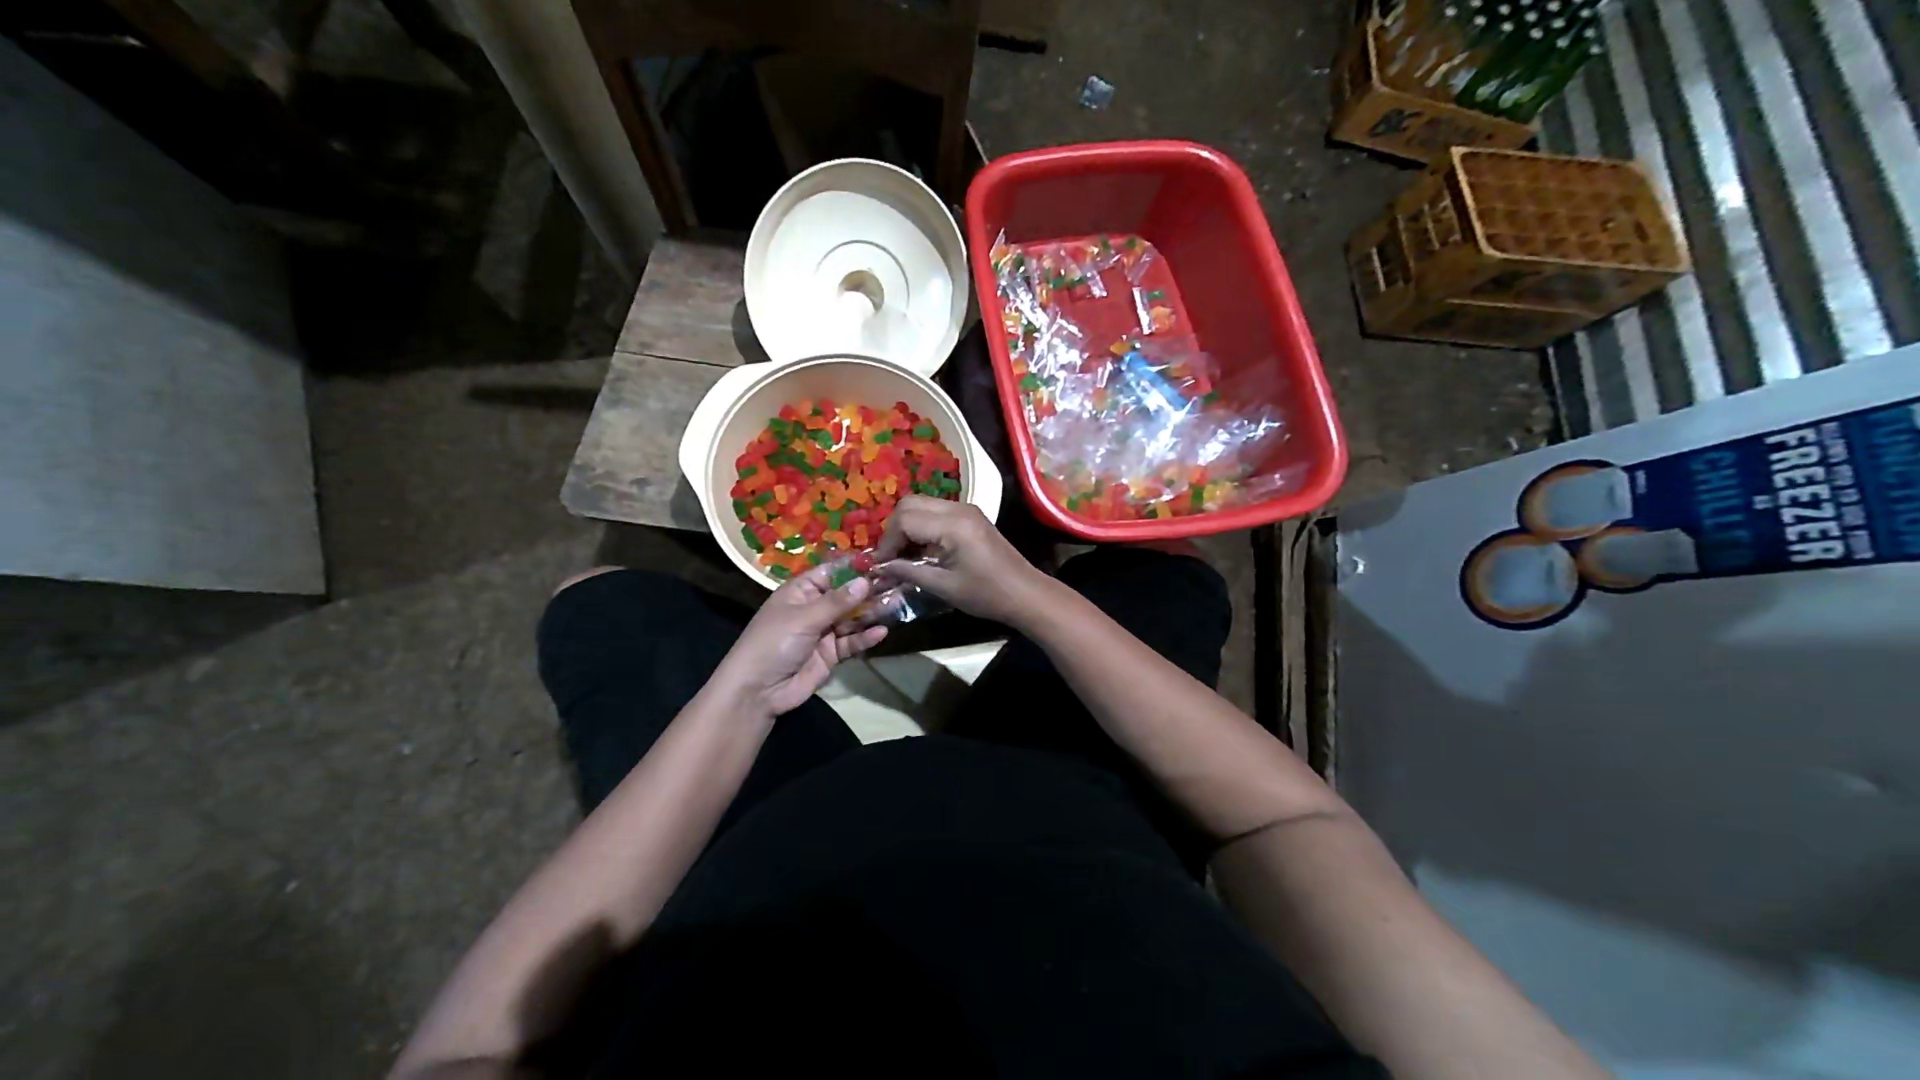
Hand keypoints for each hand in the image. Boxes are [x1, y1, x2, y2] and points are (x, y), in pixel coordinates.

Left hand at [710, 565, 888, 718]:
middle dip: (869, 590)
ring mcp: (823, 632)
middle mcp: (813, 608)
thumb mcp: (804, 618)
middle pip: (846, 595)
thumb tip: (865, 581)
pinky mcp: (830, 654)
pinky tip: (882, 632)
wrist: (757, 691)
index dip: (854, 568)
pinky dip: (865, 638)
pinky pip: (851, 642)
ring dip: (873, 613)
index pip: (831, 573)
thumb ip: (837, 602)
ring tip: (897, 604)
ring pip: (853, 618)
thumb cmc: (774, 643)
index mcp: (800, 592)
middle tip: (898, 582)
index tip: (881, 562)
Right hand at [872, 496, 1050, 625]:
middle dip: (894, 529)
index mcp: (953, 525)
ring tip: (902, 555)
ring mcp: (966, 509)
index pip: (904, 519)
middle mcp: (958, 508)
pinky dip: (921, 525)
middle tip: (889, 557)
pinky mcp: (970, 516)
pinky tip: (920, 549)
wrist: (1024, 593)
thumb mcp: (944, 587)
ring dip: (906, 525)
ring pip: (921, 504)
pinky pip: (935, 511)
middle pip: (910, 504)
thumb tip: (880, 568)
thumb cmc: (986, 594)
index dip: (887, 542)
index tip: (881, 564)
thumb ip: (909, 572)